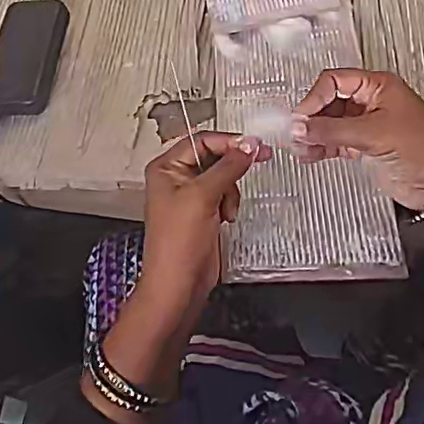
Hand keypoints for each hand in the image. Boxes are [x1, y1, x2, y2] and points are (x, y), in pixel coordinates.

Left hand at [139, 131, 267, 302]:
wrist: (179, 282)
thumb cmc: (176, 244)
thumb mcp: (203, 196)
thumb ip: (228, 167)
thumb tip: (248, 146)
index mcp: (165, 168)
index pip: (201, 141)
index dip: (228, 142)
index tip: (253, 145)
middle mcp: (175, 178)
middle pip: (213, 156)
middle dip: (231, 167)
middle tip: (258, 159)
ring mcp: (189, 195)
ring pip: (222, 176)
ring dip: (231, 190)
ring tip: (226, 208)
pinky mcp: (202, 211)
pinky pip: (224, 194)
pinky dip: (230, 202)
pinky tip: (226, 216)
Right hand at [290, 68, 423, 211]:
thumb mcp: (373, 134)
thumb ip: (332, 130)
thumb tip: (298, 127)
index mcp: (378, 86)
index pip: (334, 81)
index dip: (315, 98)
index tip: (301, 119)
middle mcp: (371, 101)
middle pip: (328, 101)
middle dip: (310, 118)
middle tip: (297, 134)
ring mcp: (366, 124)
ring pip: (328, 123)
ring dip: (312, 135)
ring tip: (300, 149)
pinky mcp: (364, 146)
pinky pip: (334, 141)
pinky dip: (320, 148)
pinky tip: (309, 155)